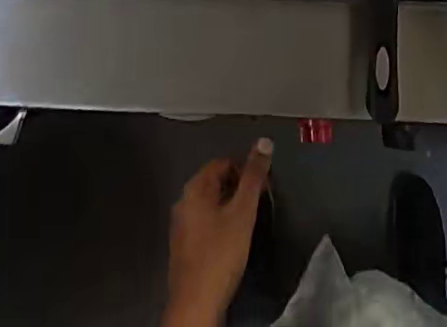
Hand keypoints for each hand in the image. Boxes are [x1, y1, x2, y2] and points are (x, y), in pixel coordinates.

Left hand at [163, 138, 273, 326]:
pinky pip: (206, 222)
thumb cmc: (221, 252)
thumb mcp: (243, 211)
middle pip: (216, 181)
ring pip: (212, 203)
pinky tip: (233, 239)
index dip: (246, 169)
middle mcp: (183, 201)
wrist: (196, 304)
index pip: (223, 162)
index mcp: (194, 188)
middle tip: (260, 202)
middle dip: (240, 186)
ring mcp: (182, 225)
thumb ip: (254, 176)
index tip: (263, 185)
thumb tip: (264, 141)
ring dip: (232, 205)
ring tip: (249, 220)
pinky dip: (221, 222)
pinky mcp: (184, 246)